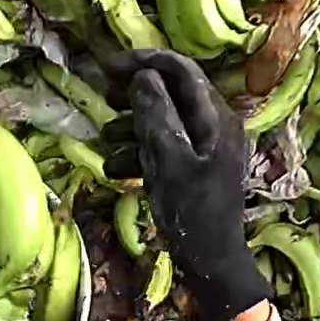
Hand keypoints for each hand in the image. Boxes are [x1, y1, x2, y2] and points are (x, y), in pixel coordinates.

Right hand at [106, 49, 271, 320]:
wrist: (210, 259)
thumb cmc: (190, 212)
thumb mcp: (167, 162)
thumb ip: (156, 118)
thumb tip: (143, 78)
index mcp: (216, 119)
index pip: (182, 71)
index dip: (145, 61)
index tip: (108, 67)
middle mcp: (215, 125)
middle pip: (171, 93)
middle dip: (134, 95)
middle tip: (103, 98)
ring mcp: (207, 146)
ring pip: (163, 121)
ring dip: (131, 128)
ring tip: (105, 143)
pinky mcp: (196, 165)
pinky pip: (165, 147)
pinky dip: (139, 152)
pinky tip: (117, 168)